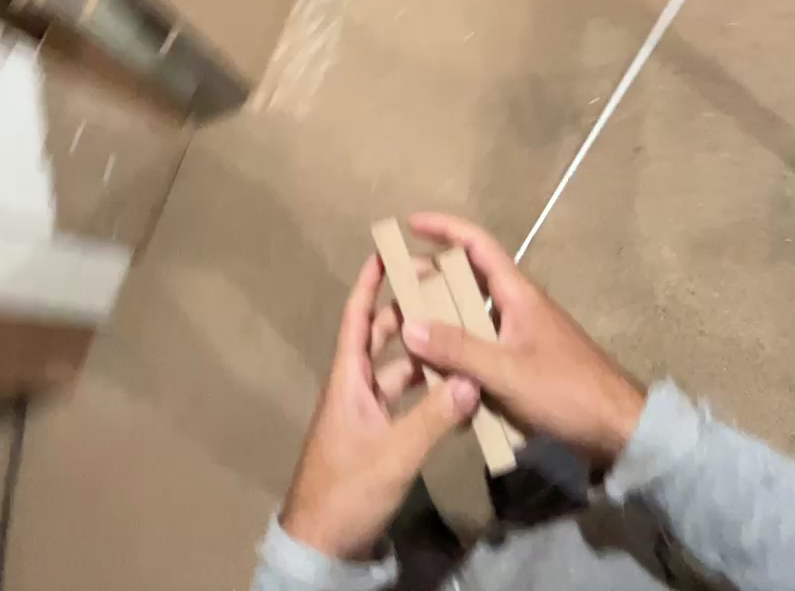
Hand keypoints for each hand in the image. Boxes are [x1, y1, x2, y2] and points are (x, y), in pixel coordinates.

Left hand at [279, 255, 481, 559]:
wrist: (322, 544)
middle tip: (439, 289)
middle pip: (379, 337)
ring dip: (420, 351)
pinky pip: (403, 398)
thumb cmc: (347, 488)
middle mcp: (355, 386)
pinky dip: (424, 388)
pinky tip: (452, 387)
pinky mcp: (376, 434)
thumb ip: (433, 417)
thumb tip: (471, 376)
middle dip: (404, 311)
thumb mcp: (393, 453)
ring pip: (395, 368)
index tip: (385, 250)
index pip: (357, 317)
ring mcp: (365, 412)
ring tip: (455, 332)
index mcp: (348, 378)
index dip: (369, 283)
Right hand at [401, 213, 645, 465]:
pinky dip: (458, 355)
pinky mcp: (523, 362)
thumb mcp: (506, 371)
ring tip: (408, 336)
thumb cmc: (566, 390)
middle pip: (467, 280)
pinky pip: (481, 347)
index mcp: (516, 292)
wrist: (618, 430)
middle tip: (396, 293)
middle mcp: (516, 305)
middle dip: (430, 282)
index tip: (410, 224)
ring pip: (471, 317)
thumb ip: (457, 349)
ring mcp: (520, 334)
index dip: (444, 228)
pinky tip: (439, 377)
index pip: (476, 244)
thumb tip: (408, 324)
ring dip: (441, 322)